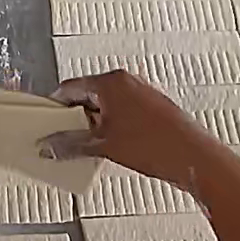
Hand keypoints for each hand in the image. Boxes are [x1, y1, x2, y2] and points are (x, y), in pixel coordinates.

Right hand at [40, 70, 228, 191]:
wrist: (194, 159)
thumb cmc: (156, 145)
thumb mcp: (103, 146)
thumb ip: (70, 144)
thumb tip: (49, 146)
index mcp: (112, 82)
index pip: (71, 87)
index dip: (55, 105)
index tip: (46, 118)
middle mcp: (127, 82)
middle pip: (88, 95)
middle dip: (74, 116)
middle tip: (62, 136)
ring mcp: (142, 94)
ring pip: (106, 105)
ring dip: (93, 123)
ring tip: (86, 146)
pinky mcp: (153, 108)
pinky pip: (122, 112)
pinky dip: (110, 126)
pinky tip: (109, 147)